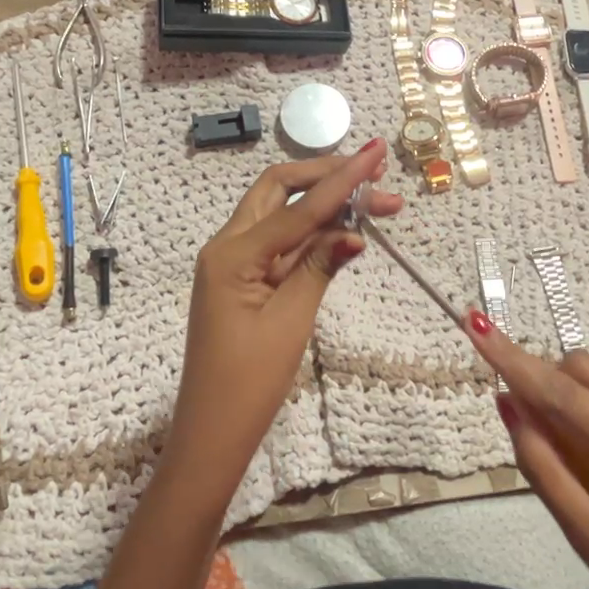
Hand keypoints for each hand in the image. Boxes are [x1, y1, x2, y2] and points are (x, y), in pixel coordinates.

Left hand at [167, 138, 401, 473]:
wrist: (212, 434)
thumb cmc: (248, 384)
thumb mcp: (290, 322)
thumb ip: (320, 267)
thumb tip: (356, 231)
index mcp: (232, 253)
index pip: (296, 207)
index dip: (340, 181)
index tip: (374, 154)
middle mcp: (227, 245)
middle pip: (278, 190)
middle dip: (325, 176)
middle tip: (373, 170)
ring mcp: (233, 261)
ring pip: (281, 214)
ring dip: (324, 205)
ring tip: (376, 201)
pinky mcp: (243, 279)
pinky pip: (280, 242)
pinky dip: (312, 232)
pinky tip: (345, 229)